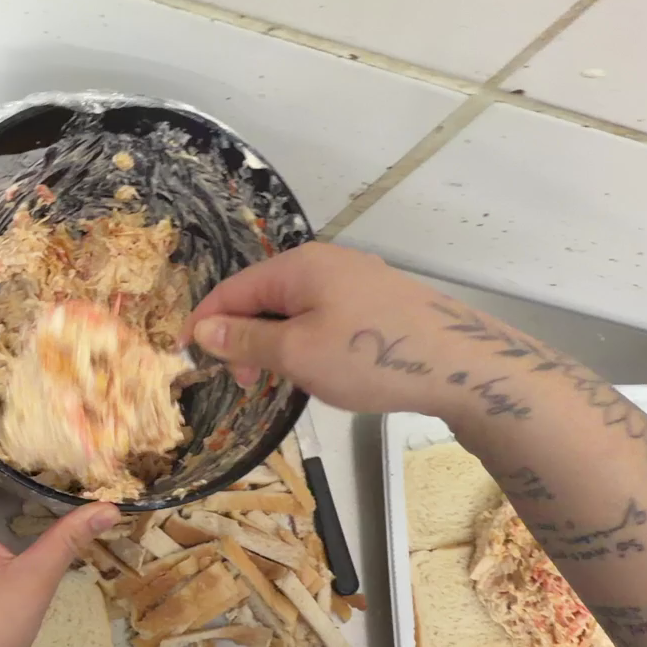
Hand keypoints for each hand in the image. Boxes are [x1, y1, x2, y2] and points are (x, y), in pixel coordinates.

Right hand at [181, 243, 482, 419]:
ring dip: (271, 344)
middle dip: (241, 338)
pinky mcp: (375, 302)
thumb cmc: (369, 356)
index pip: (232, 289)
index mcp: (299, 266)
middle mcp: (325, 263)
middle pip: (261, 297)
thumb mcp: (296, 353)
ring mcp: (354, 281)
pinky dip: (301, 341)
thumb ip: (245, 340)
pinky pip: (319, 316)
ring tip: (278, 381)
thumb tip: (203, 330)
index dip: (203, 323)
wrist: (462, 365)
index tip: (184, 358)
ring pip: (291, 310)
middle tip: (243, 382)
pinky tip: (312, 368)